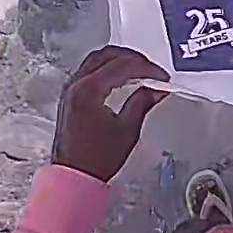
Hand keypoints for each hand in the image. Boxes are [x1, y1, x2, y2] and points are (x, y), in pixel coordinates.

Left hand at [51, 46, 169, 182]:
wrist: (73, 177)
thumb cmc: (96, 159)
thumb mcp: (127, 130)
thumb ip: (142, 102)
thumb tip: (157, 90)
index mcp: (89, 90)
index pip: (122, 66)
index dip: (146, 68)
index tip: (162, 76)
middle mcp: (76, 84)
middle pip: (107, 55)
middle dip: (133, 58)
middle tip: (152, 68)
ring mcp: (70, 89)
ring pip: (97, 59)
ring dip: (119, 60)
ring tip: (140, 70)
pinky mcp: (70, 95)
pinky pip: (90, 70)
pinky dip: (108, 68)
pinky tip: (122, 78)